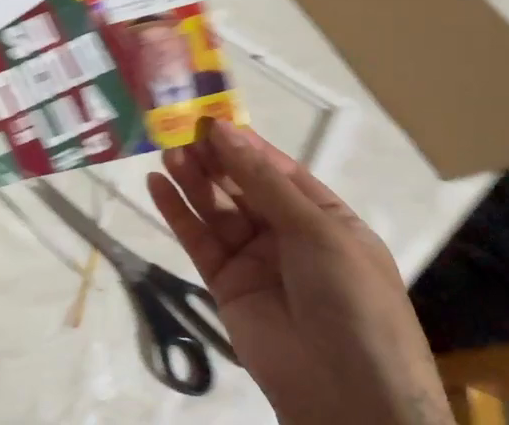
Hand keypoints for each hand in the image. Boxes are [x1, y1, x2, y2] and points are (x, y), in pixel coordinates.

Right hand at [147, 122, 450, 424]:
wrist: (347, 393)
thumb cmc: (352, 303)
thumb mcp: (318, 233)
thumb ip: (263, 182)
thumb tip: (222, 129)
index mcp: (326, 221)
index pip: (278, 171)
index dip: (244, 144)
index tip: (206, 116)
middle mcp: (289, 236)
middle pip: (242, 186)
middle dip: (212, 158)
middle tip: (176, 130)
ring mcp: (255, 259)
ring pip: (216, 208)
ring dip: (191, 179)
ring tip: (165, 153)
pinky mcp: (225, 282)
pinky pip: (197, 239)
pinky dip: (176, 211)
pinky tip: (156, 185)